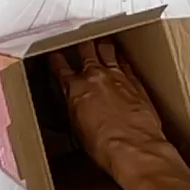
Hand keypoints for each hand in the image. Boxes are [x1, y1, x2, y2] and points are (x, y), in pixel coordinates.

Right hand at [48, 39, 189, 188]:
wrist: (135, 149)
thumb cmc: (105, 147)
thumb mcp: (78, 131)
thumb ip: (75, 111)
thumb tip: (76, 109)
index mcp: (74, 89)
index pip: (60, 67)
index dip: (56, 60)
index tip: (54, 56)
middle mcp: (94, 77)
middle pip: (85, 50)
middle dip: (81, 44)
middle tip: (80, 40)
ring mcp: (116, 76)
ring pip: (107, 49)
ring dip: (102, 45)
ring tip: (101, 40)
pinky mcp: (135, 81)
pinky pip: (126, 63)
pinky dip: (122, 59)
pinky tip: (122, 57)